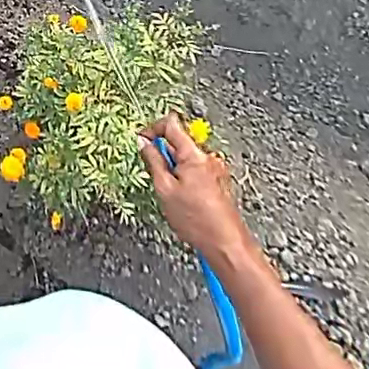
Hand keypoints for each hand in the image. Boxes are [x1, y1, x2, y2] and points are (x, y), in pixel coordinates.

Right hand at [138, 113, 256, 269]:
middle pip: (179, 142)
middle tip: (156, 176)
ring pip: (186, 158)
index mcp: (194, 154)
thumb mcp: (164, 189)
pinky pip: (196, 170)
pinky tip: (184, 200)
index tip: (142, 142)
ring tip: (172, 194)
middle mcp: (207, 157)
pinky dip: (185, 178)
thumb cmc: (197, 220)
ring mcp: (215, 169)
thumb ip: (153, 160)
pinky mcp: (218, 182)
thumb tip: (143, 142)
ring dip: (174, 168)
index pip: (170, 123)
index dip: (152, 129)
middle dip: (163, 154)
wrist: (227, 245)